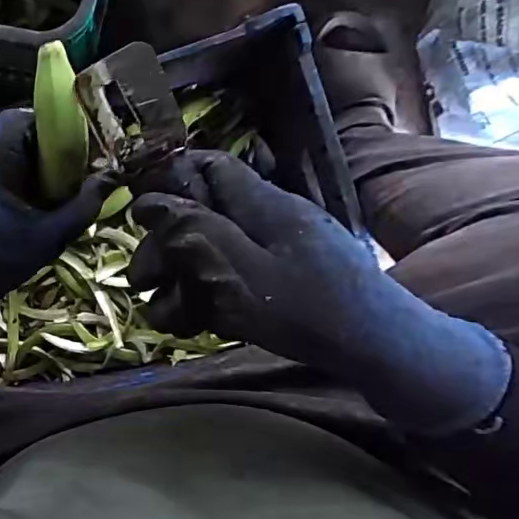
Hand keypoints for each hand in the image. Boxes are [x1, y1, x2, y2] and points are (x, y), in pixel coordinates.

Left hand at [0, 110, 113, 352]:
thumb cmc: (5, 261)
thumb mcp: (53, 235)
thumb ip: (85, 204)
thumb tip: (113, 176)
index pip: (13, 119)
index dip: (43, 124)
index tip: (64, 146)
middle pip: (4, 128)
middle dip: (35, 139)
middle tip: (58, 163)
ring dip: (21, 152)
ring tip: (41, 178)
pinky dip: (6, 166)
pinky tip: (20, 193)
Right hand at [129, 151, 508, 433]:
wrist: (378, 350)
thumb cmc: (309, 308)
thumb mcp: (243, 271)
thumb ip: (197, 233)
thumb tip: (150, 201)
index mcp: (263, 206)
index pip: (212, 168)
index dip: (172, 180)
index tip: (140, 213)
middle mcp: (270, 221)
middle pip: (206, 215)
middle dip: (168, 245)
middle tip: (141, 281)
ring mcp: (280, 253)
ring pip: (217, 251)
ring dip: (183, 278)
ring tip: (164, 313)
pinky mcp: (286, 283)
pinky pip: (236, 277)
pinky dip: (209, 296)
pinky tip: (192, 323)